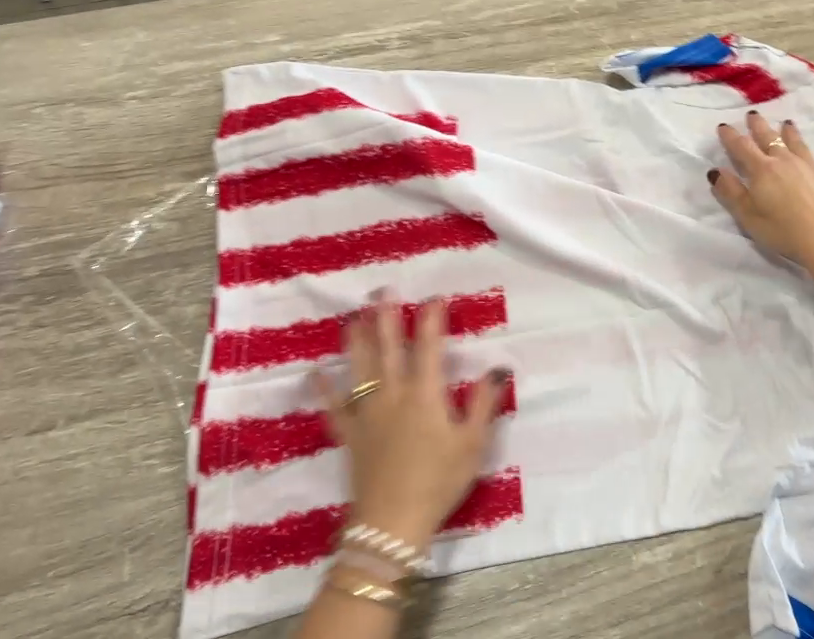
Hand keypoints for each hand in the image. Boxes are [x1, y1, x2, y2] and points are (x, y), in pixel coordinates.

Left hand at [319, 289, 510, 551]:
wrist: (392, 523)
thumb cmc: (440, 481)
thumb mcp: (473, 443)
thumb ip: (484, 403)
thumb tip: (498, 367)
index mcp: (426, 395)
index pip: (429, 346)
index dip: (431, 319)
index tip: (434, 297)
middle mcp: (393, 395)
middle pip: (388, 348)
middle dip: (386, 316)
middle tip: (382, 290)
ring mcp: (367, 414)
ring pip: (359, 368)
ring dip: (356, 339)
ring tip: (353, 316)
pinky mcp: (349, 435)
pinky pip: (333, 407)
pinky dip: (324, 389)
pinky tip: (316, 372)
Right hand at [709, 111, 813, 265]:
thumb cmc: (781, 230)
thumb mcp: (747, 215)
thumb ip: (731, 192)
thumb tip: (716, 171)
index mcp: (762, 169)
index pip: (742, 147)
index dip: (731, 137)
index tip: (723, 126)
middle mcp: (785, 162)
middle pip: (770, 138)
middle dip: (759, 126)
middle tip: (753, 114)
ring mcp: (810, 169)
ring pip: (798, 145)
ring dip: (791, 133)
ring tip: (787, 123)